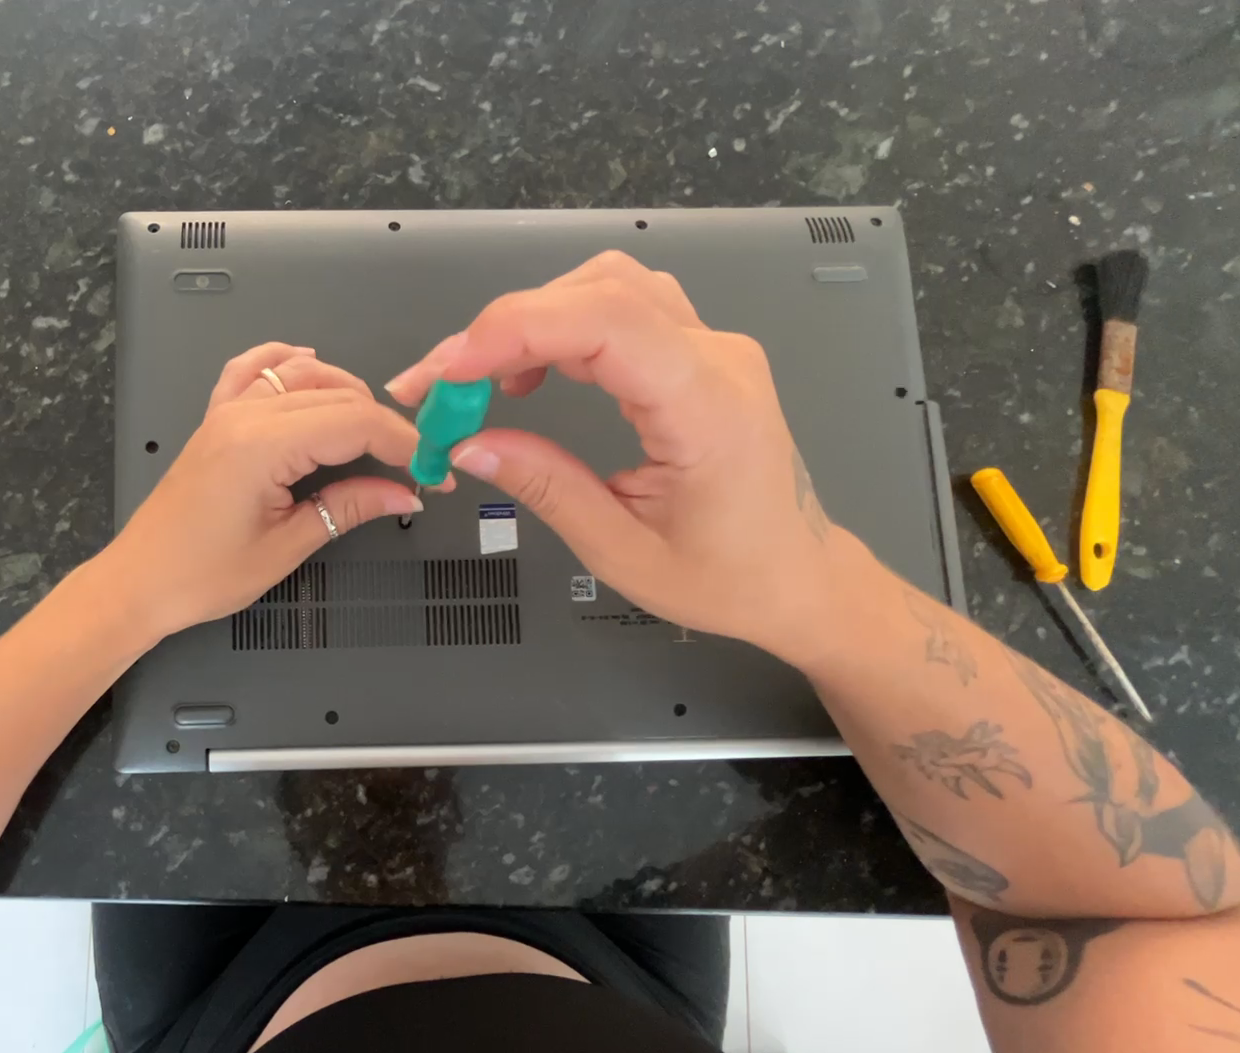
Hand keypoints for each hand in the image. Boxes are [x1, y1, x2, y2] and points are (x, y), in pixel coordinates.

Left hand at [104, 342, 430, 639]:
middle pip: (337, 396)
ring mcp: (227, 412)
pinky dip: (286, 361)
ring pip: (303, 374)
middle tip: (413, 463)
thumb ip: (349, 509)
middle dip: (385, 427)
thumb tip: (402, 494)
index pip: (354, 423)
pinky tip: (309, 362)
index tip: (430, 469)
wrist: (140, 582)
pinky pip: (253, 369)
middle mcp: (243, 416)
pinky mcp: (217, 420)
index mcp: (261, 446)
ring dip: (347, 394)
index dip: (403, 444)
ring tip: (377, 432)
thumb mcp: (286, 546)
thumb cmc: (199, 575)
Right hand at [385, 251, 839, 658]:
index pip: (606, 324)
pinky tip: (528, 374)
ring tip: (480, 381)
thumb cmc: (725, 578)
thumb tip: (467, 444)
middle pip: (598, 290)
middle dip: (502, 328)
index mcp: (707, 408)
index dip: (514, 330)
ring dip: (530, 322)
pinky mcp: (696, 353)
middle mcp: (715, 357)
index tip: (445, 372)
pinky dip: (558, 329)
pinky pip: (620, 310)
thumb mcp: (621, 550)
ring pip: (607, 286)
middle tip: (440, 386)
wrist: (799, 577)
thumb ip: (546, 488)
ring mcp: (710, 347)